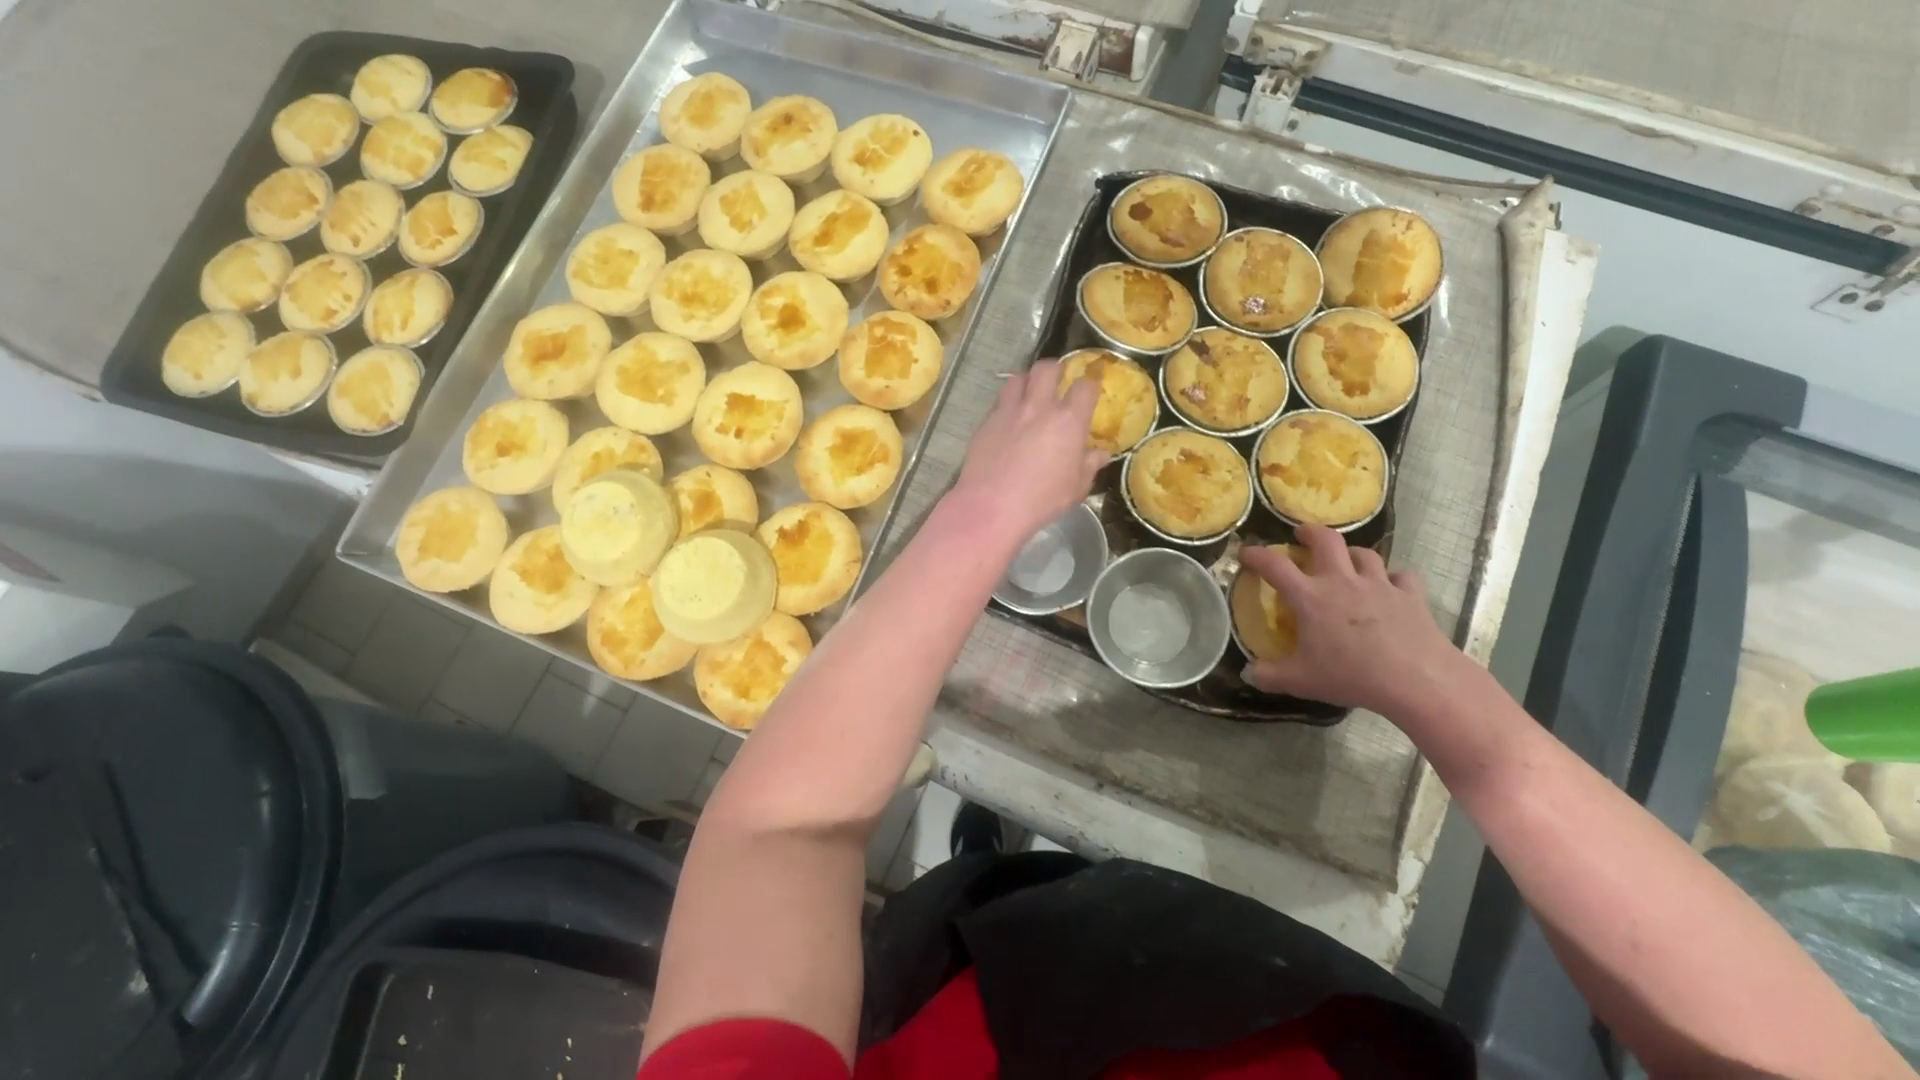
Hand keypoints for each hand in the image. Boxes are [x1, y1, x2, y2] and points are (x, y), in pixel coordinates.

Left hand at [952, 360, 1107, 544]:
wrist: (992, 505)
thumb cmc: (1041, 499)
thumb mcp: (1076, 487)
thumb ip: (1089, 465)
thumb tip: (1100, 454)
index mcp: (1068, 420)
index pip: (1085, 387)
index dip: (1091, 384)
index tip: (1091, 389)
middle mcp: (1039, 407)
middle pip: (1047, 369)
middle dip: (1055, 369)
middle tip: (1057, 380)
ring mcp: (1009, 411)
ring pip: (1018, 378)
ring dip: (1027, 381)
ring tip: (1030, 394)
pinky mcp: (987, 422)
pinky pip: (999, 402)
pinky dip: (1008, 404)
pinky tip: (1009, 421)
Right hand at [1240, 524, 1464, 716]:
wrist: (1414, 678)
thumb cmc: (1350, 676)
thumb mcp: (1300, 681)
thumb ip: (1269, 675)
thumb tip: (1247, 673)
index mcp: (1310, 597)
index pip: (1274, 565)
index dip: (1256, 555)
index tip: (1245, 553)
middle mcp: (1342, 581)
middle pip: (1326, 540)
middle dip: (1310, 532)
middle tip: (1302, 535)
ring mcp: (1379, 584)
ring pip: (1365, 554)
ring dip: (1352, 554)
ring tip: (1347, 561)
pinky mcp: (1410, 594)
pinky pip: (1401, 577)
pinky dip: (1394, 580)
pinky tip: (1392, 588)